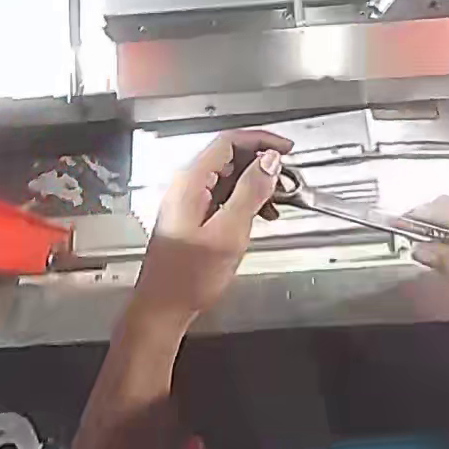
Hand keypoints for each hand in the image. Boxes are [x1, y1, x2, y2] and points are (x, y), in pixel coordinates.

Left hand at [131, 130, 291, 327]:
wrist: (163, 308)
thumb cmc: (187, 278)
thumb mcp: (228, 232)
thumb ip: (251, 193)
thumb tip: (269, 162)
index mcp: (191, 182)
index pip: (229, 142)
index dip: (261, 140)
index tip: (285, 147)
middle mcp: (187, 187)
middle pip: (229, 156)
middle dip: (261, 161)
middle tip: (286, 173)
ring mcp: (189, 202)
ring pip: (229, 176)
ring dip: (256, 182)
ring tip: (278, 197)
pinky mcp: (194, 217)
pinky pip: (224, 195)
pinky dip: (246, 199)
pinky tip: (260, 214)